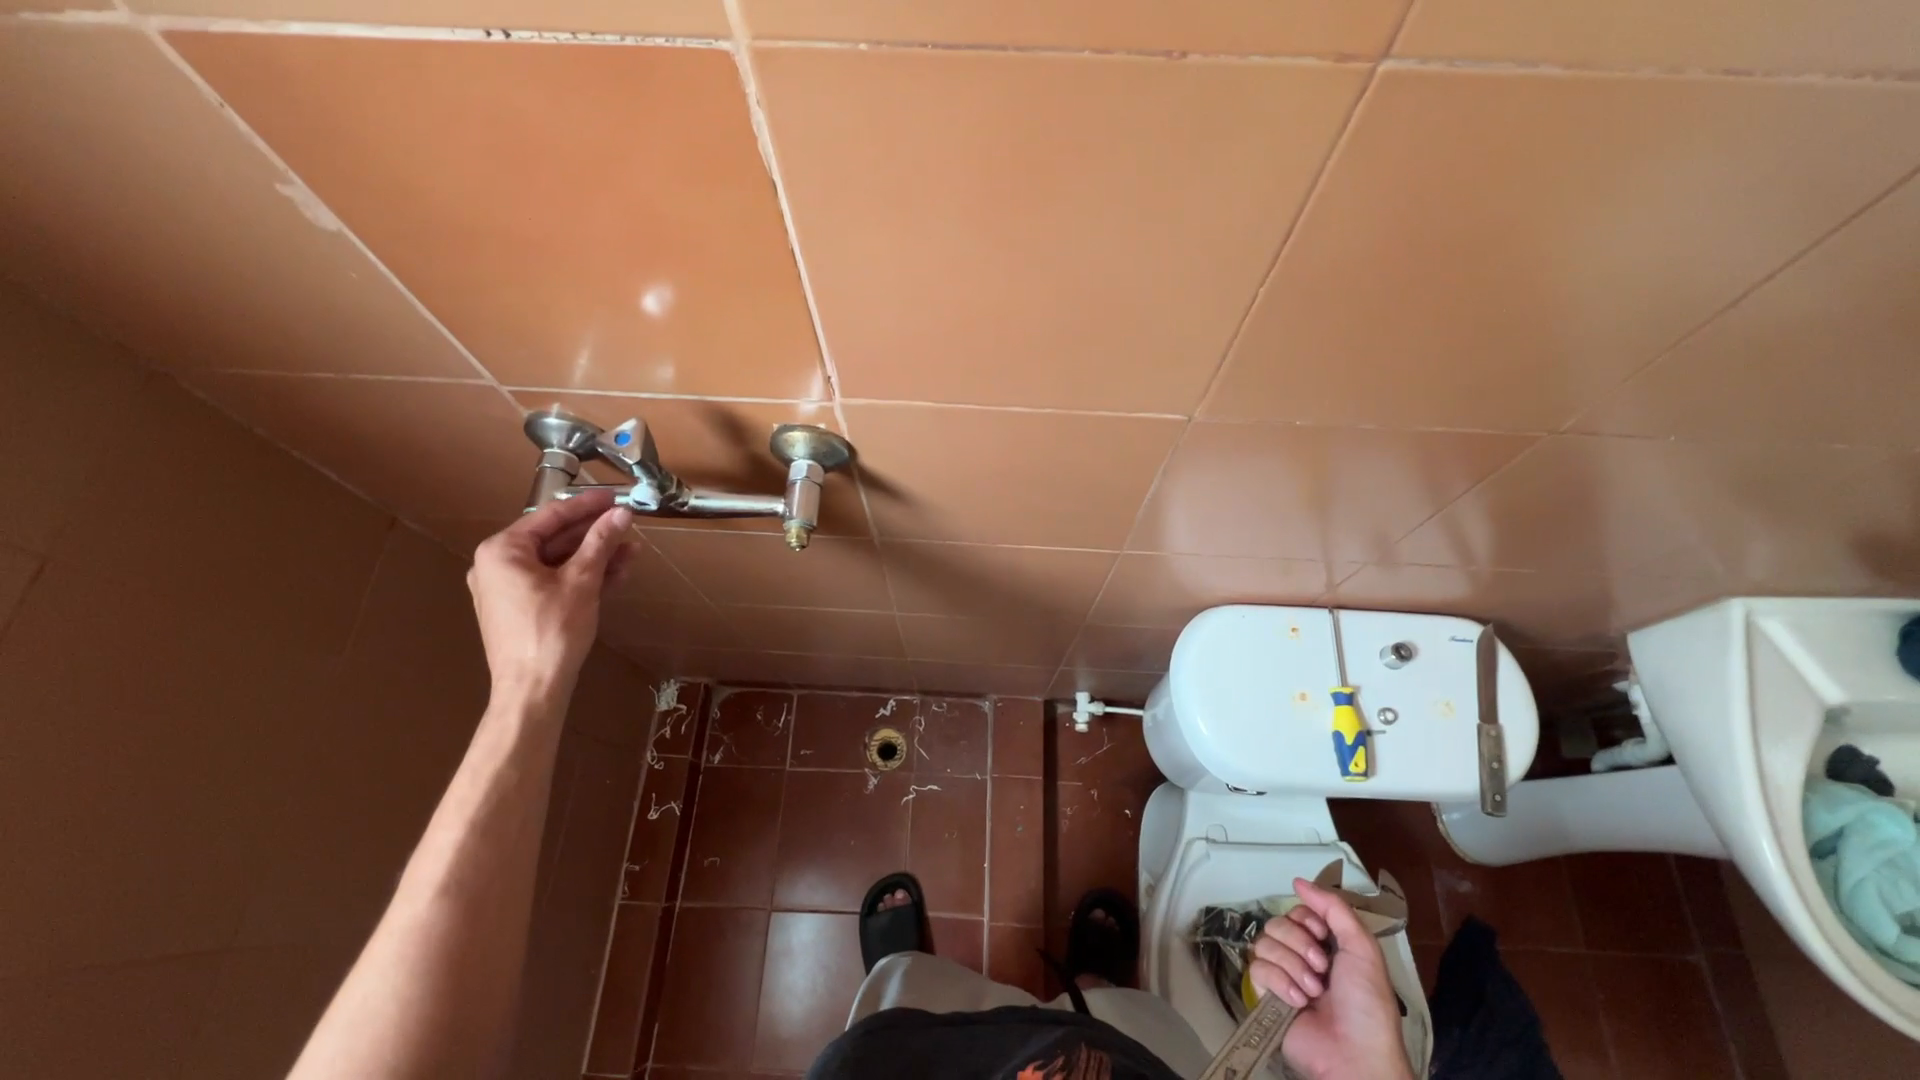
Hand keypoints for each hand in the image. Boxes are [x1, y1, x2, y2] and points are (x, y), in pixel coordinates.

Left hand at [467, 489, 632, 697]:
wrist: (533, 688)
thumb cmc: (551, 630)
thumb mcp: (581, 581)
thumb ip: (601, 543)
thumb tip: (622, 514)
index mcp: (502, 551)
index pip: (550, 516)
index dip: (586, 506)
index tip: (615, 497)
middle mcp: (498, 566)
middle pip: (555, 540)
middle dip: (595, 535)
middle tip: (628, 524)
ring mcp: (508, 590)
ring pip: (558, 563)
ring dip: (595, 557)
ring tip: (632, 551)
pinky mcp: (522, 610)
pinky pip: (555, 583)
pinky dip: (583, 578)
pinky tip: (616, 574)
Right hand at [1250, 877, 1411, 1079]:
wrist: (1355, 1054)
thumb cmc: (1367, 1004)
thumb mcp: (1363, 949)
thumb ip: (1334, 909)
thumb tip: (1299, 880)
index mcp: (1325, 946)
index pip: (1297, 912)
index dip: (1307, 920)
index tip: (1323, 936)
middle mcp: (1300, 958)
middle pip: (1276, 924)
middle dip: (1300, 945)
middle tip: (1321, 969)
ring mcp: (1281, 977)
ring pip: (1264, 945)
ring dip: (1293, 967)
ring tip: (1313, 992)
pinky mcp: (1264, 997)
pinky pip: (1256, 970)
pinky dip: (1279, 983)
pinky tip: (1297, 1002)